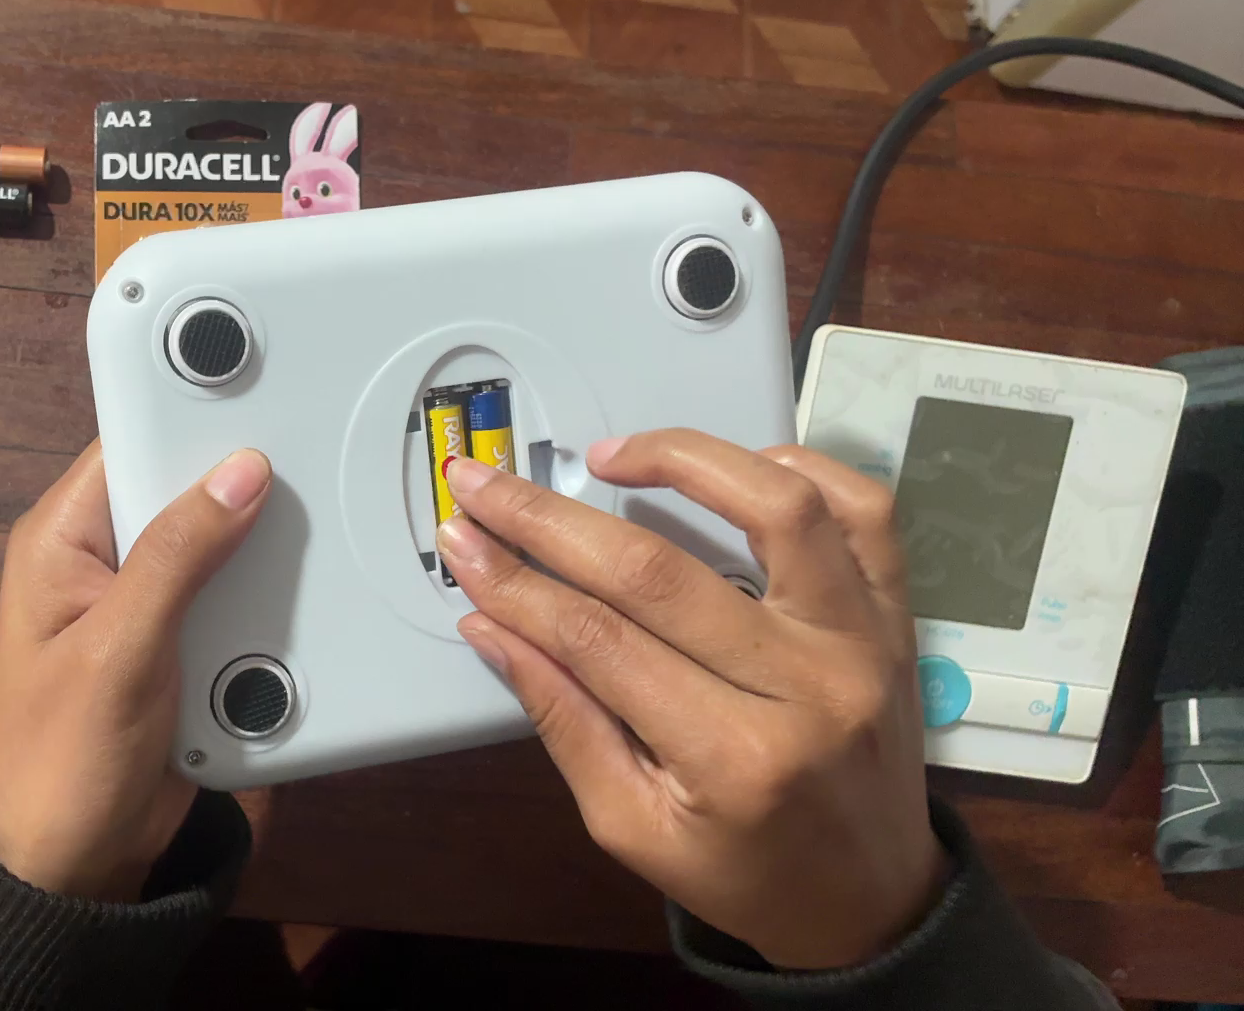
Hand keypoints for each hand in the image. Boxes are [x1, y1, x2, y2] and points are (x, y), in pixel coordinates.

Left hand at [0, 441, 271, 900]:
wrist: (76, 863)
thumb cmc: (71, 754)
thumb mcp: (122, 647)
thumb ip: (180, 554)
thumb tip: (244, 467)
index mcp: (64, 537)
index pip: (131, 447)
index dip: (191, 424)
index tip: (265, 406)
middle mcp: (102, 554)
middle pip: (179, 491)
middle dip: (237, 484)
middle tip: (313, 463)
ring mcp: (144, 598)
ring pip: (214, 541)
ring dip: (257, 541)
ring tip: (323, 516)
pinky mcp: (178, 636)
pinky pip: (227, 590)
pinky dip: (259, 589)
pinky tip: (302, 584)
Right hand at [436, 430, 947, 969]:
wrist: (872, 898)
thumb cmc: (739, 869)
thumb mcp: (626, 821)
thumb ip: (559, 715)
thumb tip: (487, 623)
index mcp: (731, 756)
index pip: (594, 640)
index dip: (513, 583)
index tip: (459, 540)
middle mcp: (807, 686)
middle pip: (653, 572)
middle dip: (546, 519)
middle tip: (484, 484)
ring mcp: (863, 640)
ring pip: (776, 509)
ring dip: (678, 461)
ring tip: (605, 456)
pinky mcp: (893, 616)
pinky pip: (864, 510)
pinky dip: (797, 466)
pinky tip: (730, 466)